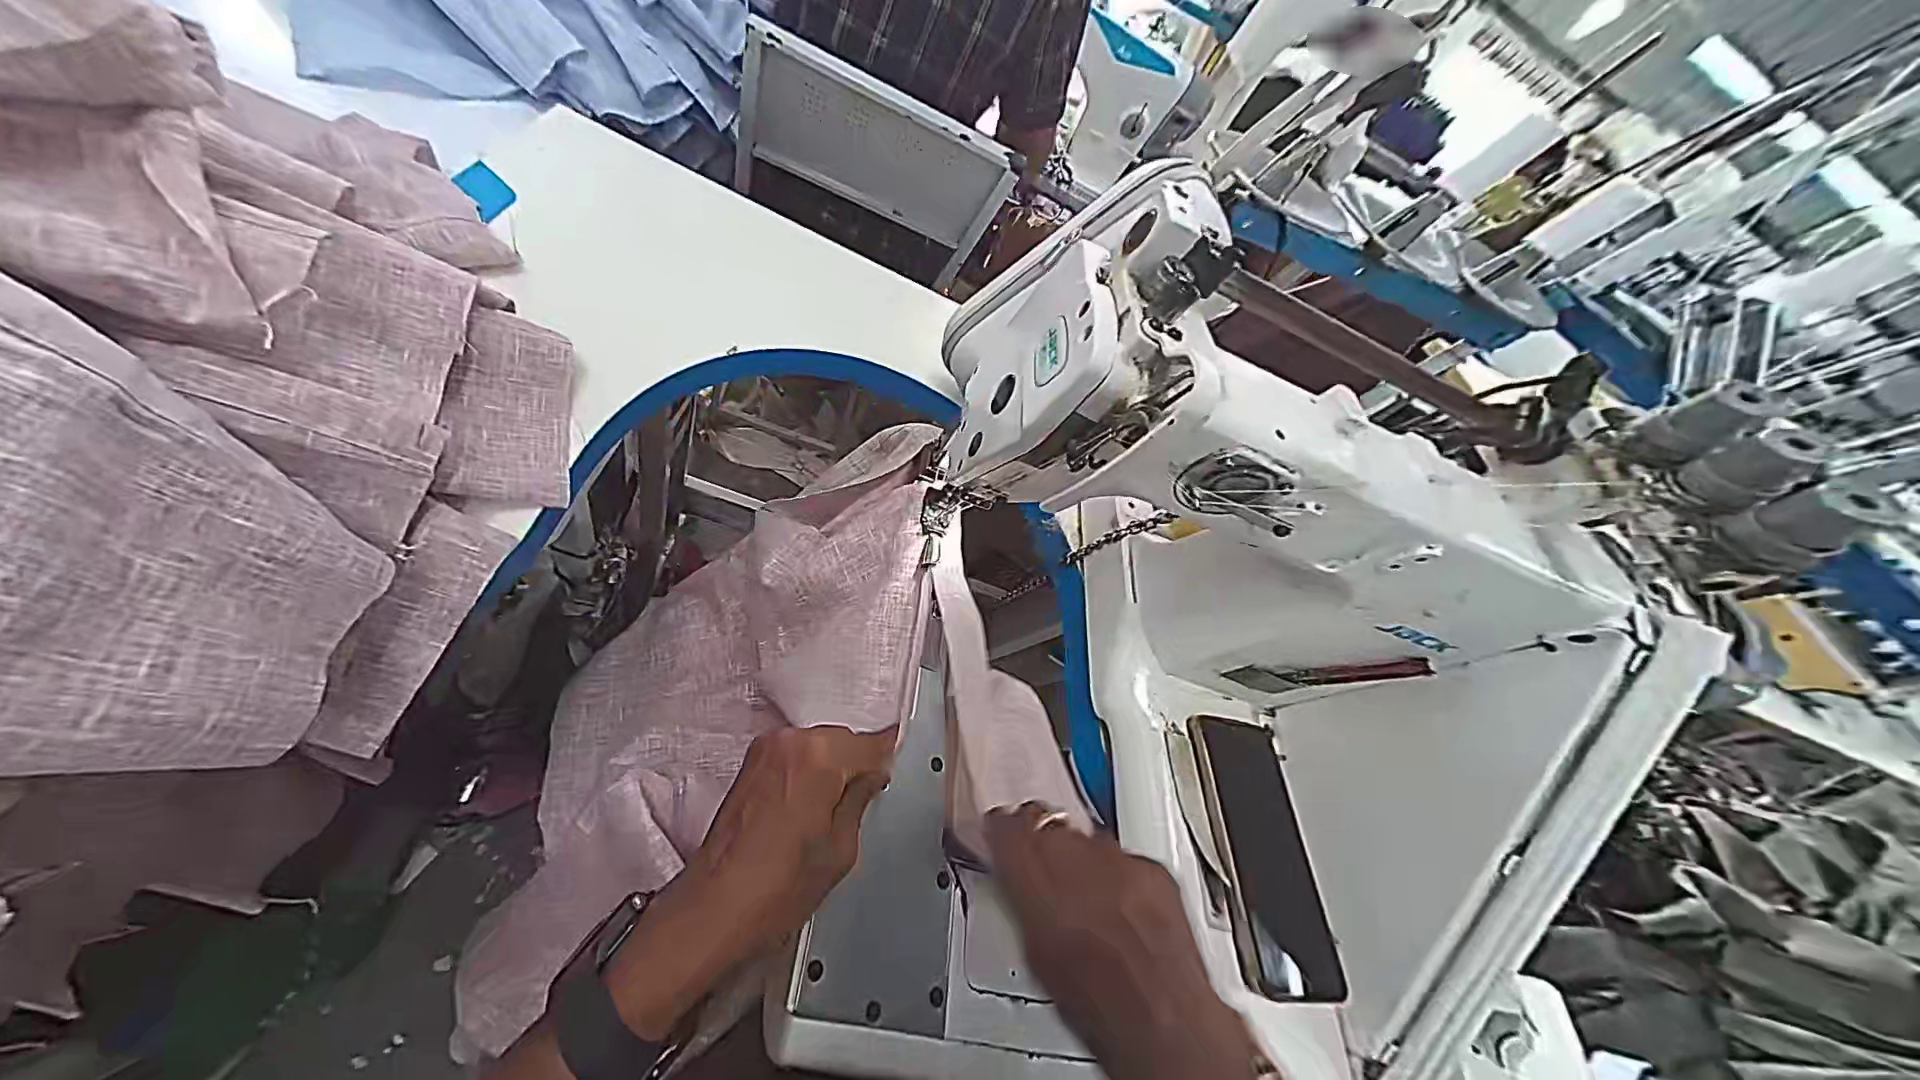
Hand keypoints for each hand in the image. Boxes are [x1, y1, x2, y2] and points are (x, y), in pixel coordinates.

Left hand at [685, 725, 895, 949]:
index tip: (890, 771)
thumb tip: (870, 779)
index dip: (887, 761)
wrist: (715, 908)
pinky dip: (806, 772)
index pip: (872, 744)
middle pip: (843, 740)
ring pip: (818, 746)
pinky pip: (795, 755)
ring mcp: (766, 750)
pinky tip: (807, 808)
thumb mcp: (841, 848)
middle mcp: (790, 742)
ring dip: (830, 768)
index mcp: (820, 757)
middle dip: (856, 765)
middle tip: (863, 800)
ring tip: (829, 812)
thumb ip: (861, 799)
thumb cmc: (772, 888)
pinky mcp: (750, 763)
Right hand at [986, 804, 1265, 1079]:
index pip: (1007, 830)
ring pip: (1084, 838)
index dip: (1002, 828)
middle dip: (1041, 838)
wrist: (1162, 1019)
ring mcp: (1115, 861)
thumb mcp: (1035, 954)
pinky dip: (1118, 872)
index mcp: (1035, 885)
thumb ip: (1021, 900)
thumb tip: (1014, 878)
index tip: (1002, 829)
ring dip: (1080, 855)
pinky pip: (1123, 856)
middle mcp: (1074, 862)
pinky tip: (1121, 903)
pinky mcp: (1151, 867)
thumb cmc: (1098, 1004)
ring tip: (1087, 892)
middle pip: (1046, 823)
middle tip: (1043, 863)